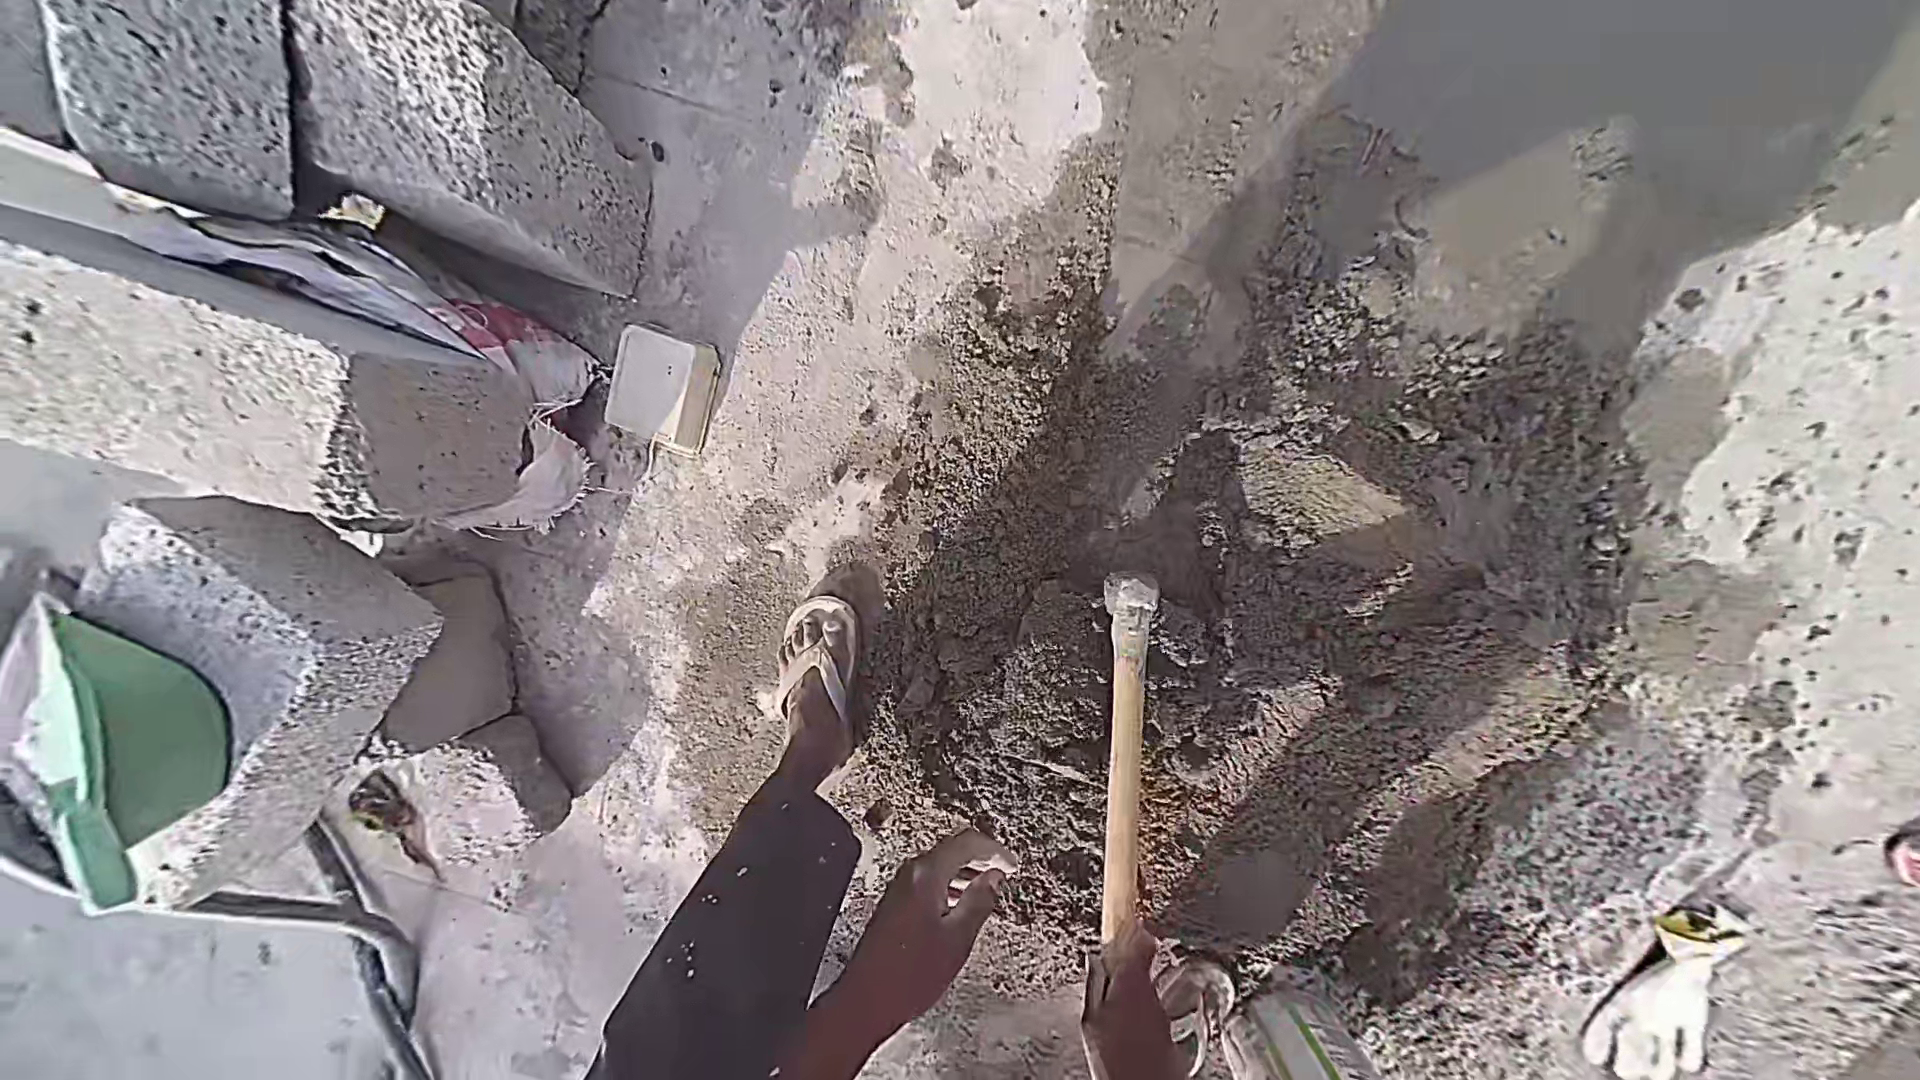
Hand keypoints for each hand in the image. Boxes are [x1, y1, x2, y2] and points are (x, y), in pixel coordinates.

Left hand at [840, 830, 1016, 1029]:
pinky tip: (962, 903)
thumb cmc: (908, 975)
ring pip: (941, 864)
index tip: (1011, 863)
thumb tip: (994, 878)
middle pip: (952, 848)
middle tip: (1004, 871)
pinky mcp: (897, 900)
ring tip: (988, 887)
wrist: (865, 999)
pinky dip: (951, 883)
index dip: (994, 851)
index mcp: (927, 874)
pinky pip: (930, 879)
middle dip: (981, 857)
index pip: (967, 842)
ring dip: (967, 870)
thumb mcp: (957, 939)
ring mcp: (902, 885)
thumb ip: (979, 902)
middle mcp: (911, 872)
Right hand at [1081, 918, 1179, 1079]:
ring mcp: (1164, 1017)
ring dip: (1136, 990)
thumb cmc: (1113, 1061)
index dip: (1135, 930)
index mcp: (1131, 983)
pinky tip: (1130, 1027)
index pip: (1142, 941)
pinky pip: (1154, 1013)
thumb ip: (1094, 982)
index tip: (1128, 924)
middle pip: (1144, 966)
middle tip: (1113, 971)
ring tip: (1118, 1006)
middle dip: (1130, 965)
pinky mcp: (1171, 1037)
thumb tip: (1093, 956)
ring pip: (1149, 990)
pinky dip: (1143, 1013)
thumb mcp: (1090, 1020)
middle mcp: (1152, 995)